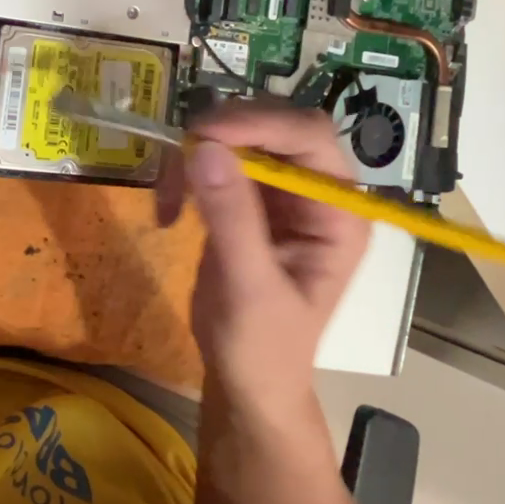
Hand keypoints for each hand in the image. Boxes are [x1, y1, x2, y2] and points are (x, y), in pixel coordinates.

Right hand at [157, 102, 370, 403]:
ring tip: (167, 195)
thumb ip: (233, 217)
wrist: (245, 380)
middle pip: (273, 126)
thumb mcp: (250, 287)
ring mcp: (278, 193)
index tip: (206, 133)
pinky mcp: (243, 199)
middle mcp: (313, 191)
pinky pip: (213, 161)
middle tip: (179, 153)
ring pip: (238, 137)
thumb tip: (206, 148)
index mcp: (337, 210)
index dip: (261, 123)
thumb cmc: (264, 347)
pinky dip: (185, 172)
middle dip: (224, 132)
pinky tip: (168, 208)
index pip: (309, 136)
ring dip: (196, 153)